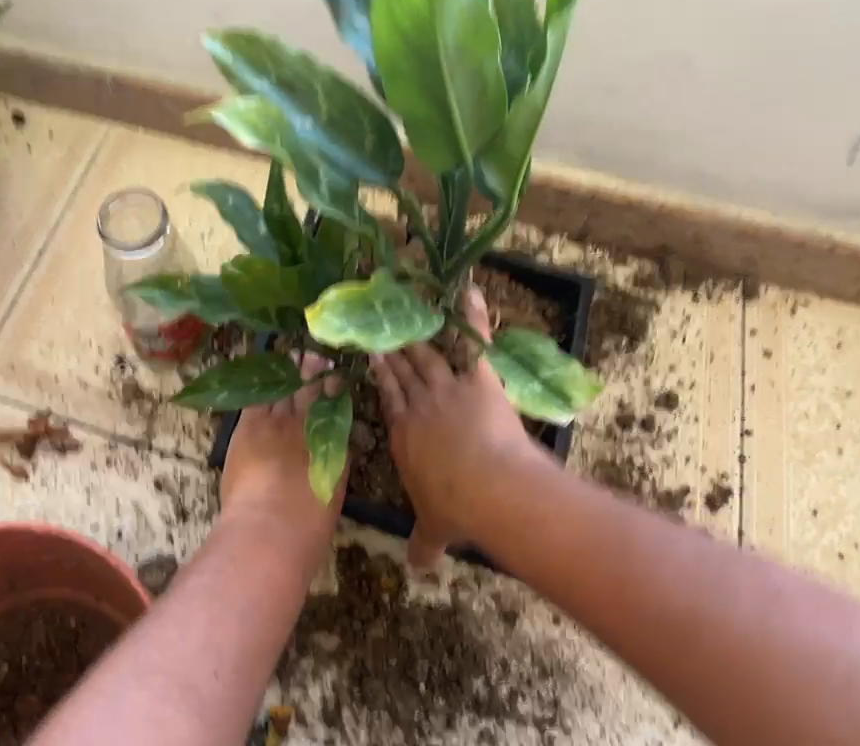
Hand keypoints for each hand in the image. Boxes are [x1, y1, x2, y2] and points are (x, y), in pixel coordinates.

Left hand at [219, 357, 344, 547]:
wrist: (271, 527)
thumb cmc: (305, 528)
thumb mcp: (329, 494)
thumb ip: (331, 466)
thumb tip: (333, 451)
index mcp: (334, 448)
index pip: (336, 411)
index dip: (336, 392)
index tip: (337, 378)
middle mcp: (310, 427)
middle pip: (313, 392)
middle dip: (315, 373)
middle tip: (316, 356)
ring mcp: (279, 422)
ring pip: (287, 389)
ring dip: (292, 372)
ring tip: (295, 356)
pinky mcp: (251, 424)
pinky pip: (258, 396)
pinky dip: (263, 381)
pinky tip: (265, 368)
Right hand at [369, 285, 540, 568]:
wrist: (487, 486)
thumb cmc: (455, 507)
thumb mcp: (436, 528)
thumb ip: (424, 542)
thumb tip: (418, 568)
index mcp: (404, 434)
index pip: (389, 399)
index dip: (382, 378)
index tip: (373, 357)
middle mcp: (419, 405)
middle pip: (402, 371)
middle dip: (390, 348)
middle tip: (380, 326)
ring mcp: (448, 387)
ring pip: (427, 354)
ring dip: (419, 333)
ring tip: (408, 312)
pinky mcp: (478, 377)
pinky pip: (474, 342)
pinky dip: (474, 316)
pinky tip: (470, 291)